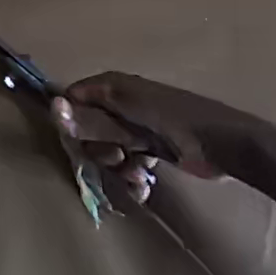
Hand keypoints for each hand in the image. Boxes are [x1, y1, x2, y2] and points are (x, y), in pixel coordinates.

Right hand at [52, 73, 245, 202]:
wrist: (222, 143)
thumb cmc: (172, 122)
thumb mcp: (127, 118)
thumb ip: (90, 116)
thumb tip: (53, 106)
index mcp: (113, 87)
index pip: (75, 99)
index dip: (71, 121)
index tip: (76, 142)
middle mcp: (122, 103)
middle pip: (90, 130)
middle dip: (100, 151)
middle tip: (117, 158)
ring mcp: (137, 127)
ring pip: (109, 151)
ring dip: (119, 169)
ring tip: (138, 176)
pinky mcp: (152, 148)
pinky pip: (129, 164)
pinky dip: (133, 178)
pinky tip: (144, 187)